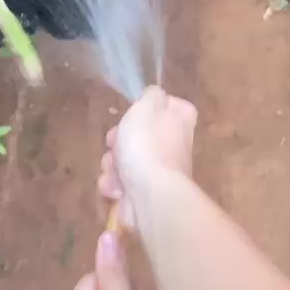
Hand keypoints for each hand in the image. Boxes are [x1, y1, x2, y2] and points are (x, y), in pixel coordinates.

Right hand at [100, 86, 196, 230]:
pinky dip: (113, 184)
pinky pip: (120, 183)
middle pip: (139, 135)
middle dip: (118, 140)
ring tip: (114, 169)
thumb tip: (154, 96)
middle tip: (114, 141)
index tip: (138, 110)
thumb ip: (151, 95)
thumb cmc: (147, 145)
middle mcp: (172, 147)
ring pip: (124, 159)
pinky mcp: (142, 195)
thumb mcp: (147, 106)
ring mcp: (157, 173)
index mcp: (178, 123)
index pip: (173, 106)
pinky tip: (115, 187)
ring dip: (111, 164)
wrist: (150, 195)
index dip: (152, 106)